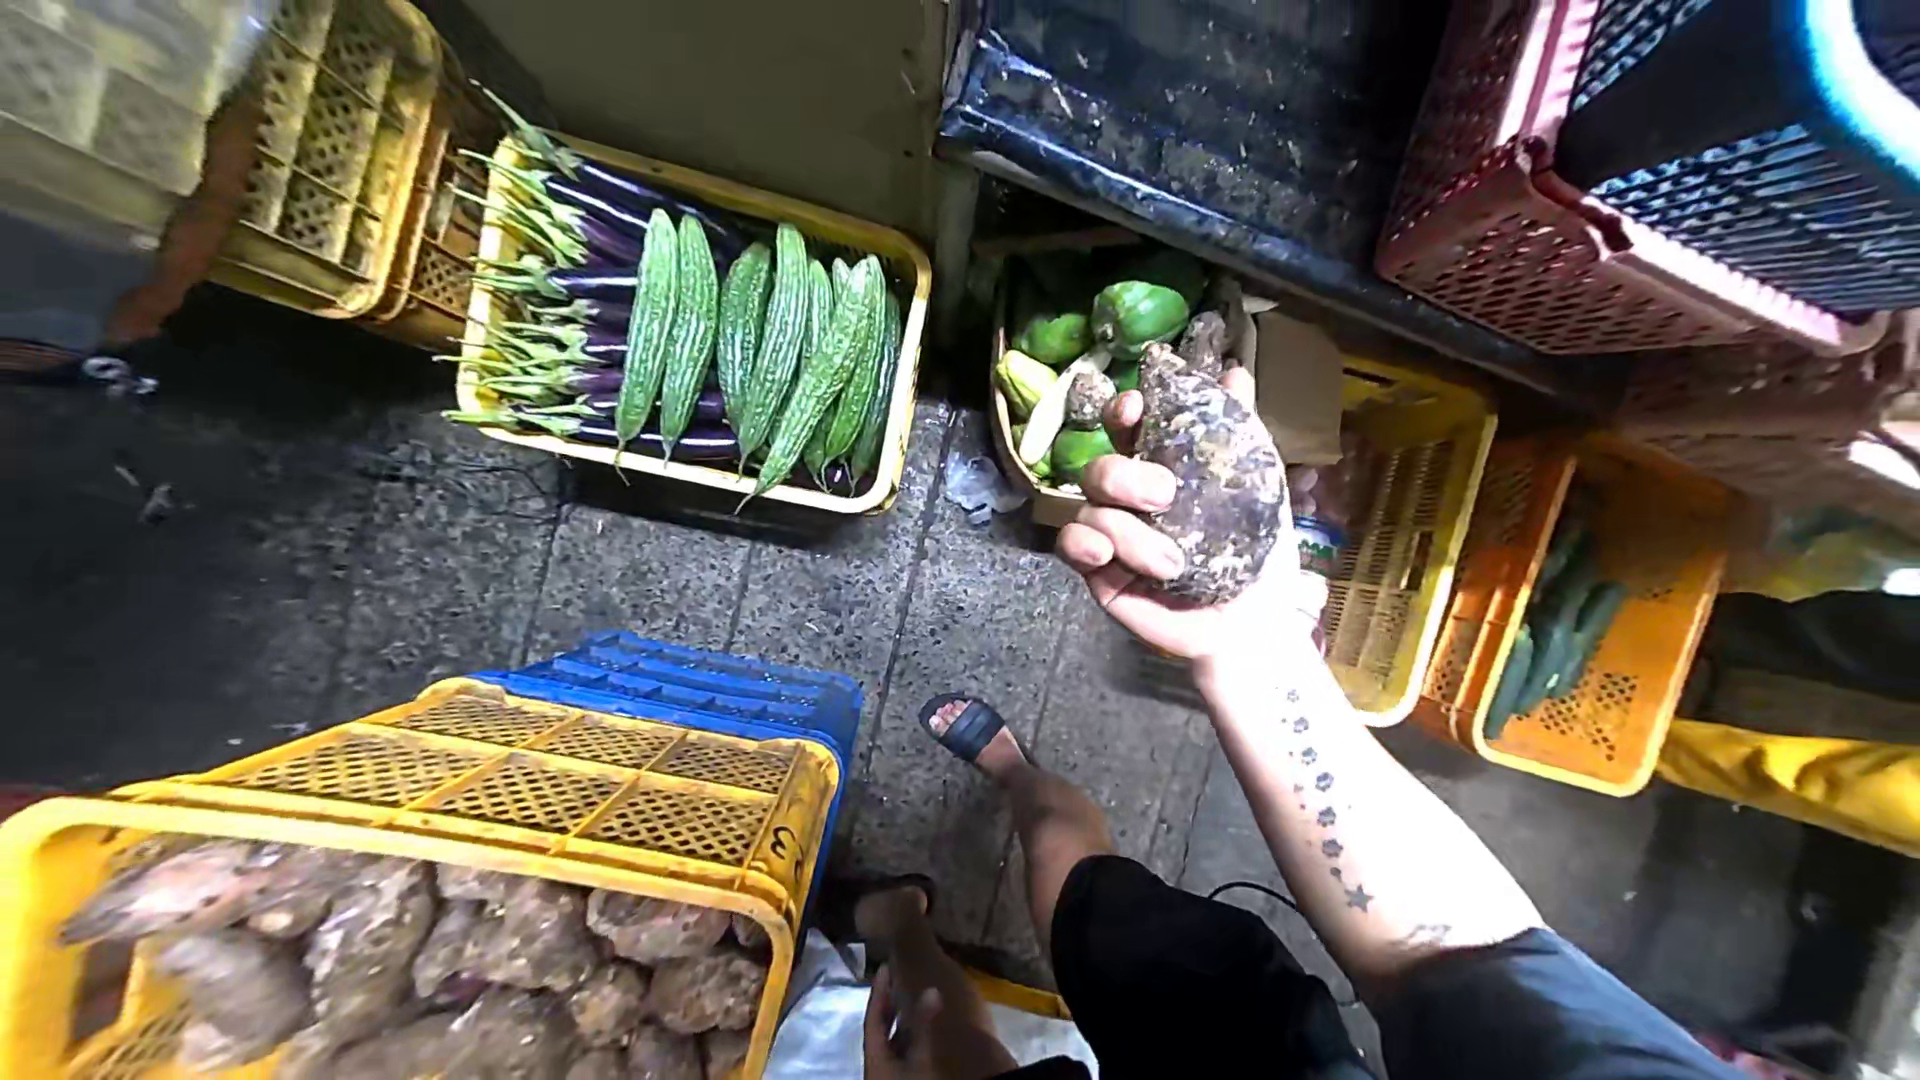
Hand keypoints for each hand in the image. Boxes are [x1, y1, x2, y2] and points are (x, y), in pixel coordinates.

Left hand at [862, 966, 944, 1079]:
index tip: (885, 967)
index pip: (872, 1016)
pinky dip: (912, 1039)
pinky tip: (926, 1032)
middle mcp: (877, 1061)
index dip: (878, 991)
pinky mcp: (899, 1077)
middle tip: (902, 977)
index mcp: (873, 1054)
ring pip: (893, 1041)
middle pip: (881, 1027)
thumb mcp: (918, 1058)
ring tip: (918, 999)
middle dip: (891, 1002)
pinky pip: (902, 1053)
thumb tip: (933, 989)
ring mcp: (887, 1072)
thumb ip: (923, 1025)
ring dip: (904, 1022)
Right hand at [1055, 367, 1311, 668]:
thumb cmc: (1255, 546)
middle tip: (1165, 496)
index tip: (1133, 408)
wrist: (1253, 617)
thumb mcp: (1256, 480)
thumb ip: (1238, 429)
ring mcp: (1110, 535)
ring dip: (1128, 531)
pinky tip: (1108, 556)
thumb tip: (1231, 371)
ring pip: (1086, 508)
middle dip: (1123, 474)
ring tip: (1171, 563)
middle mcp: (1128, 499)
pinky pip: (1071, 546)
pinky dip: (1085, 544)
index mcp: (1161, 468)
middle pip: (1098, 467)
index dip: (1122, 413)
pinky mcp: (1097, 572)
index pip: (1126, 430)